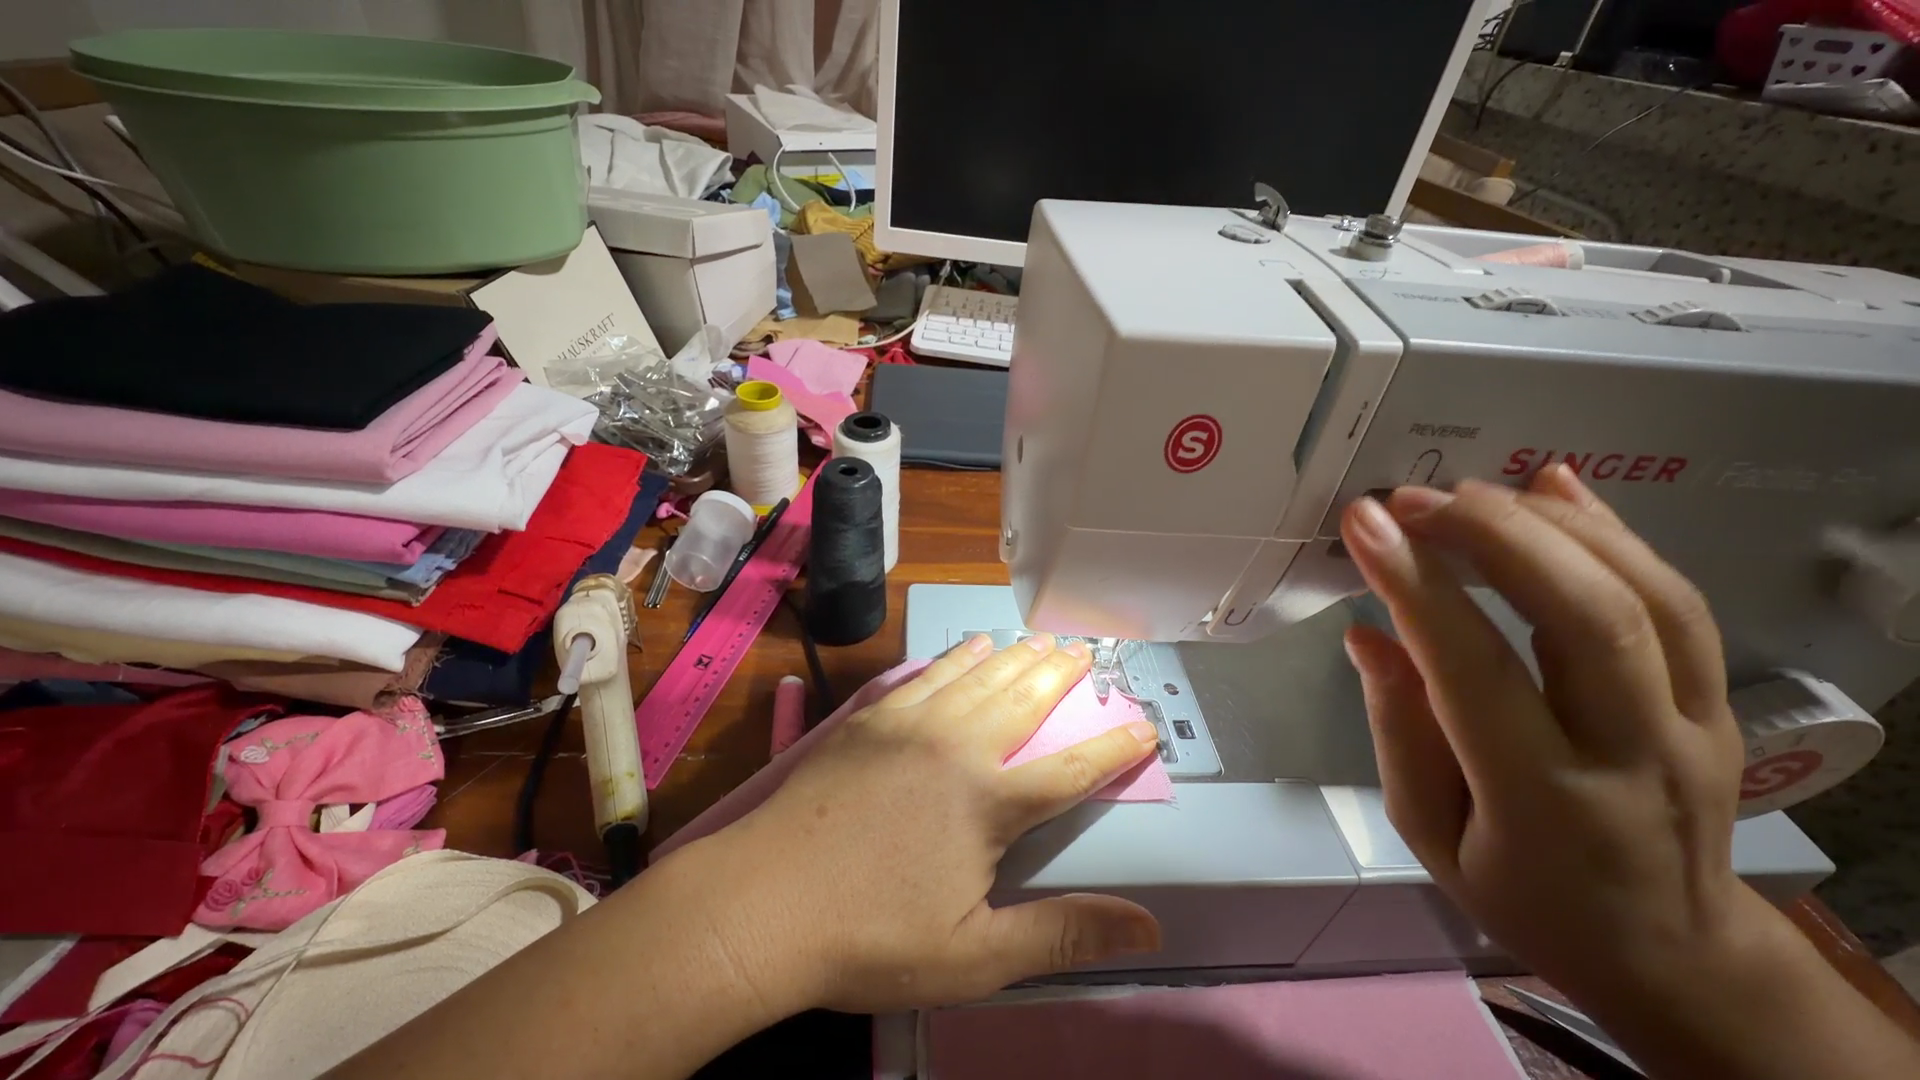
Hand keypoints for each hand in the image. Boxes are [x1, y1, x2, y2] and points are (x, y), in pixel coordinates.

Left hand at [692, 634, 1163, 1013]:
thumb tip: (1149, 925)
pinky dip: (956, 657)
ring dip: (1016, 656)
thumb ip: (1061, 936)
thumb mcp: (975, 958)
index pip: (1071, 771)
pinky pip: (926, 675)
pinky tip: (970, 646)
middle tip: (1086, 651)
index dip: (1114, 749)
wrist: (761, 904)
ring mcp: (908, 726)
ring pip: (978, 676)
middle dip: (1061, 676)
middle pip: (1024, 700)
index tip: (1143, 727)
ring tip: (1042, 638)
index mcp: (988, 803)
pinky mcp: (868, 720)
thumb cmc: (870, 938)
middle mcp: (956, 748)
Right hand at [1338, 464, 1756, 1002]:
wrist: (1667, 950)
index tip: (1363, 524)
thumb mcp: (1429, 836)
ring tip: (1466, 494)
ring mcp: (1698, 722)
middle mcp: (1635, 753)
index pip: (1475, 669)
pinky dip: (1614, 529)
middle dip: (1493, 535)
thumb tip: (1369, 634)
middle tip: (1413, 500)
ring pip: (1647, 592)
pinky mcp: (1724, 701)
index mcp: (1542, 801)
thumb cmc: (1522, 896)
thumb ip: (1399, 731)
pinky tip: (1554, 487)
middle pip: (1587, 614)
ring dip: (1550, 523)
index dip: (1417, 586)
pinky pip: (1682, 598)